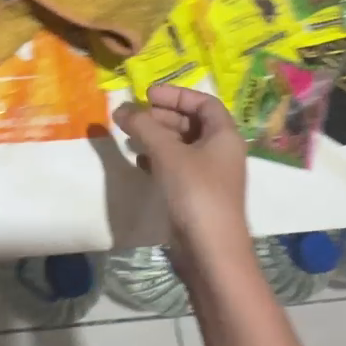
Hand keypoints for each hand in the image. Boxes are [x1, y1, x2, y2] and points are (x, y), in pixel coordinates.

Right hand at [114, 85, 249, 266]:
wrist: (211, 251)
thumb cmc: (195, 192)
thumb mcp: (166, 152)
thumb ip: (143, 126)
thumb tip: (120, 108)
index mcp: (225, 136)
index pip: (204, 102)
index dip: (177, 94)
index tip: (148, 95)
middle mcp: (221, 152)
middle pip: (192, 122)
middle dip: (162, 115)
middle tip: (135, 115)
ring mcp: (210, 175)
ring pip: (182, 145)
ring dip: (157, 136)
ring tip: (131, 136)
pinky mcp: (197, 195)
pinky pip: (177, 166)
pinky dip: (158, 158)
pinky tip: (139, 162)